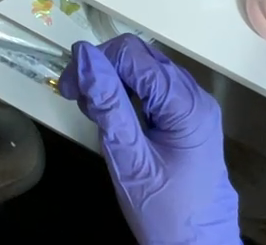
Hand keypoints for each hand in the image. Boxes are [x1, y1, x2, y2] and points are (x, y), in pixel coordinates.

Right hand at [59, 36, 240, 244]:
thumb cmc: (164, 212)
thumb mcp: (128, 159)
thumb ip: (107, 103)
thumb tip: (82, 54)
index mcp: (186, 104)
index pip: (130, 54)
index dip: (94, 62)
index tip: (68, 90)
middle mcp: (196, 97)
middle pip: (139, 56)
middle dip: (102, 69)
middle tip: (78, 100)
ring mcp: (196, 108)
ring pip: (144, 69)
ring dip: (113, 81)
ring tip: (95, 112)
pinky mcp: (190, 120)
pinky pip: (153, 88)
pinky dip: (128, 93)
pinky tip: (116, 117)